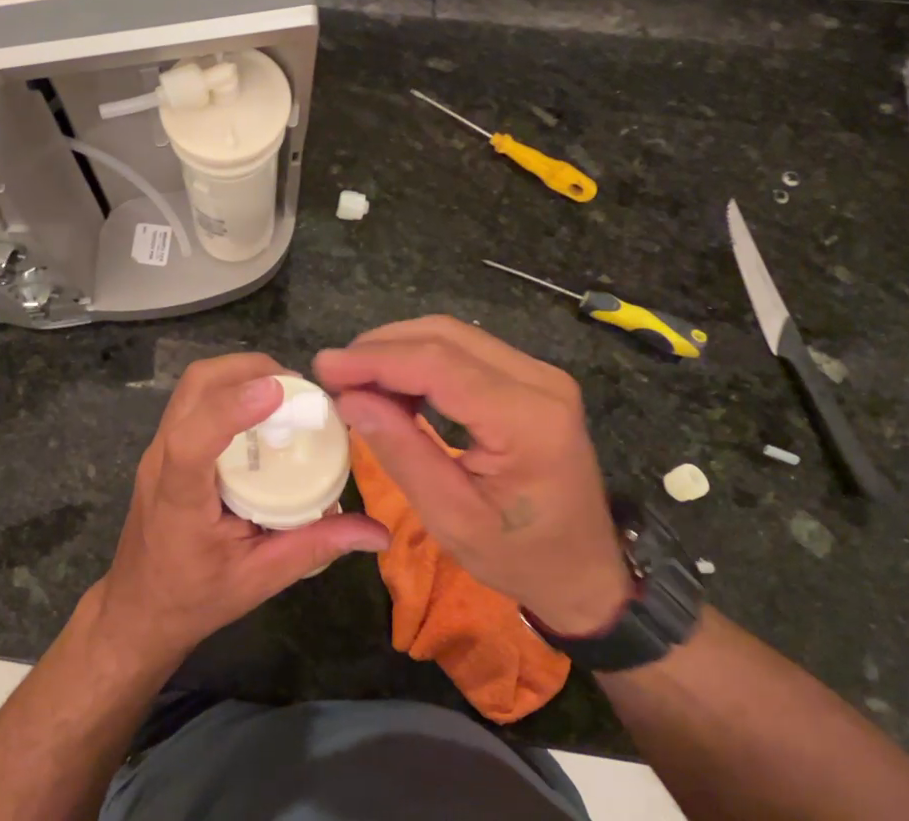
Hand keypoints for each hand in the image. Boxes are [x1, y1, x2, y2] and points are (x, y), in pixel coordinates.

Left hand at [93, 353, 390, 667]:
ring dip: (238, 374)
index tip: (279, 391)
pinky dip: (229, 390)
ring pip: (192, 386)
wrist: (138, 609)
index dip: (232, 408)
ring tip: (286, 394)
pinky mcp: (165, 448)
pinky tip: (263, 413)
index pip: (192, 440)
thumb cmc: (192, 598)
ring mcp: (158, 449)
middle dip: (248, 370)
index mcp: (179, 497)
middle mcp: (162, 461)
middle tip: (299, 388)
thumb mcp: (258, 579)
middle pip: (195, 387)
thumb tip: (378, 533)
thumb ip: (315, 547)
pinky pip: (194, 400)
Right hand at [314, 316, 632, 635]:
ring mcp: (541, 376)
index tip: (324, 367)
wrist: (584, 572)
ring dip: (399, 350)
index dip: (375, 360)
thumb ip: (402, 452)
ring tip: (355, 380)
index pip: (438, 365)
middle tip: (333, 374)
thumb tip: (350, 399)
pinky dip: (423, 361)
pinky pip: (467, 352)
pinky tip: (394, 387)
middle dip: (381, 348)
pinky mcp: (532, 381)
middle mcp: (540, 382)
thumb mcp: (452, 519)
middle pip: (445, 337)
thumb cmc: (520, 557)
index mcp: (528, 419)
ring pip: (454, 336)